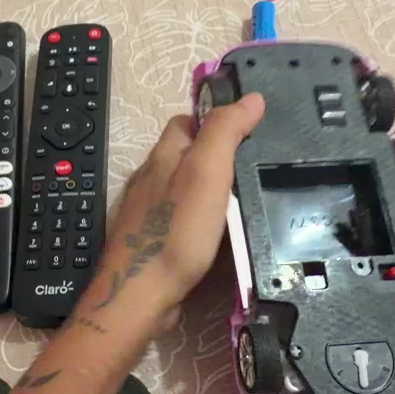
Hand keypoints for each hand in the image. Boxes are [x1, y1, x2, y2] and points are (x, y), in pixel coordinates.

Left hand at [77, 94, 265, 326]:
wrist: (140, 296)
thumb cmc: (175, 233)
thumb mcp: (206, 173)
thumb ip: (225, 132)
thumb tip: (250, 97)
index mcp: (161, 158)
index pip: (186, 121)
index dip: (216, 118)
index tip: (249, 128)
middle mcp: (151, 182)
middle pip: (185, 156)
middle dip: (217, 157)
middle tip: (254, 167)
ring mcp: (150, 215)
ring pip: (184, 190)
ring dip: (211, 191)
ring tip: (246, 200)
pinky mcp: (154, 243)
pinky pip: (182, 221)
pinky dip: (203, 221)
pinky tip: (220, 234)